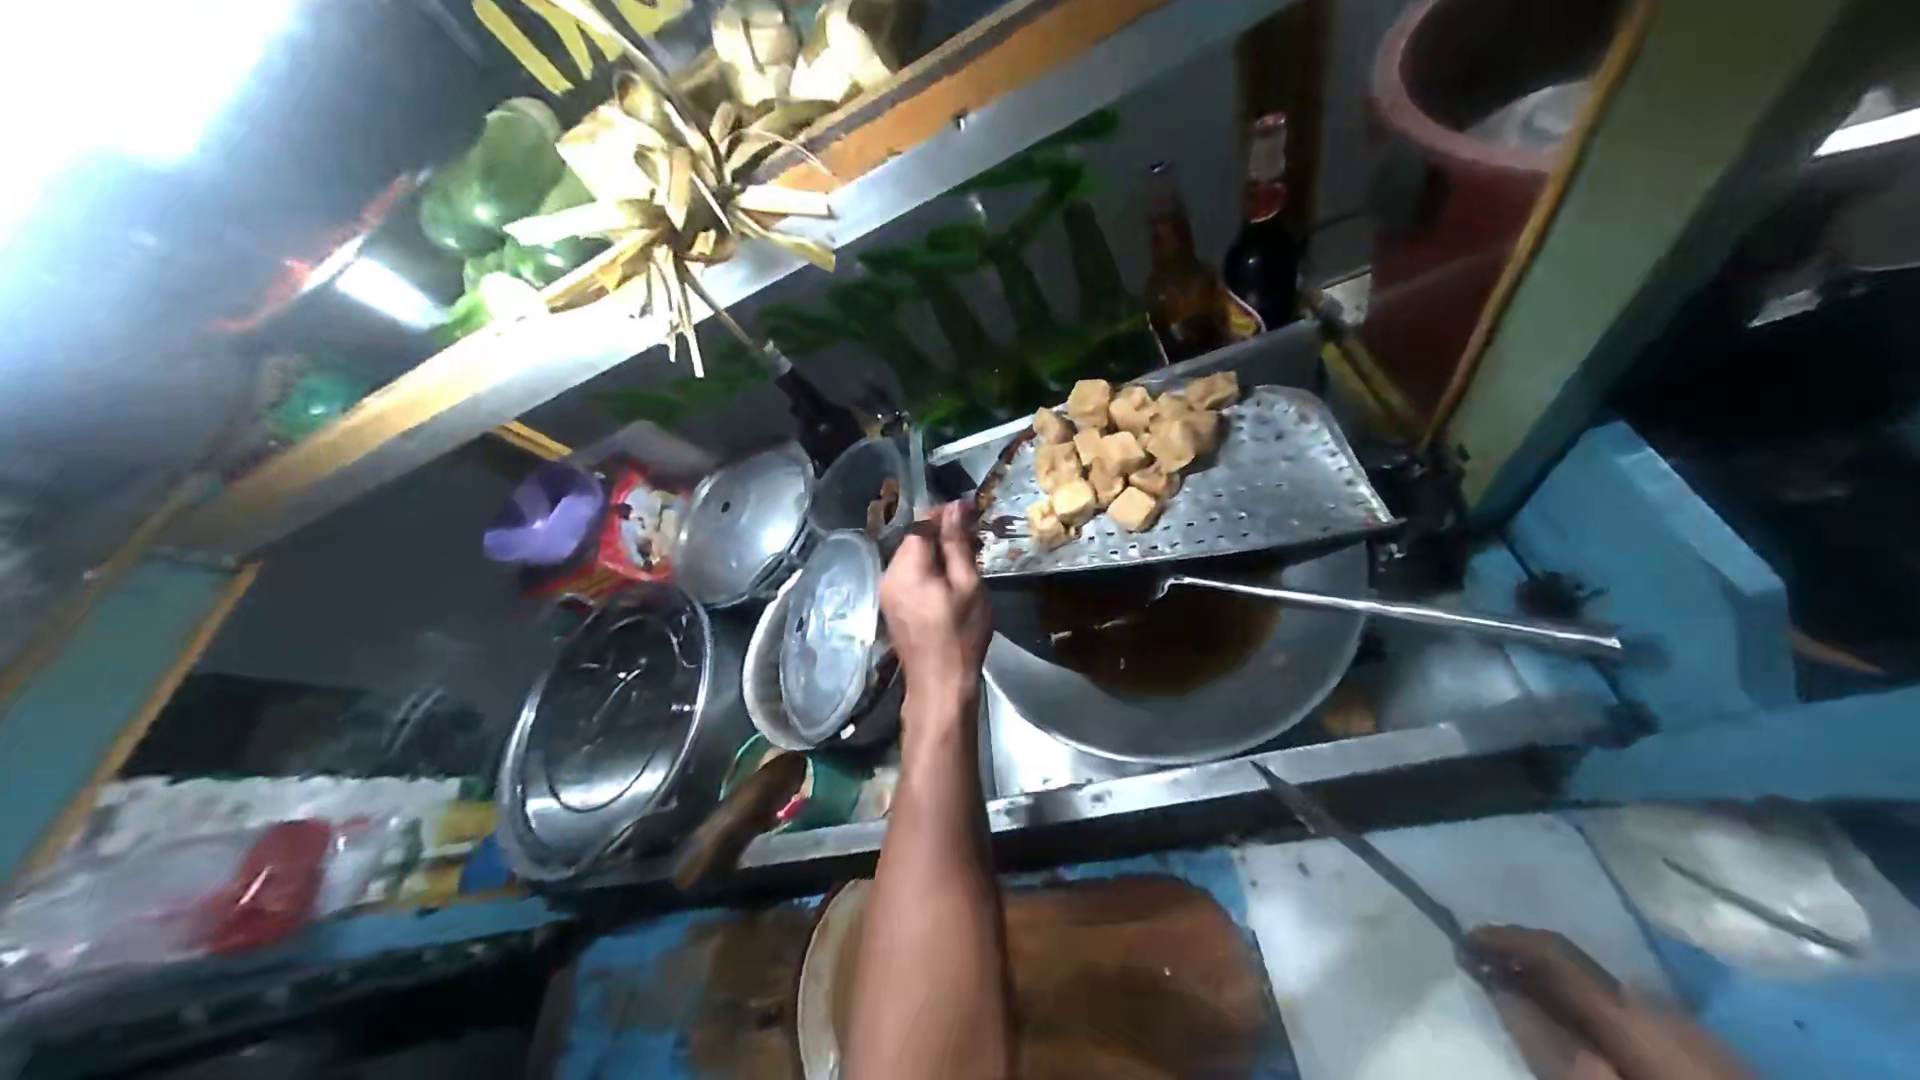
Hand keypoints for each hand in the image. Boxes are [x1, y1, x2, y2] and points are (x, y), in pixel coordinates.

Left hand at [880, 502, 991, 720]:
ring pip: (911, 557)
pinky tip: (948, 579)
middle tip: (972, 534)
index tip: (970, 509)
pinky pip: (909, 575)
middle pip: (913, 540)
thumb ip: (957, 543)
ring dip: (935, 551)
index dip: (944, 513)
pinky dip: (928, 570)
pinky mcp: (892, 606)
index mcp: (906, 569)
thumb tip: (956, 507)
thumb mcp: (967, 585)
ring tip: (964, 557)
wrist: (940, 685)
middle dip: (940, 532)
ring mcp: (887, 593)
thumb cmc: (960, 635)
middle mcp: (888, 576)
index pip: (920, 523)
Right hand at [1469, 926, 1753, 1079]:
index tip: (1458, 942)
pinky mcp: (1706, 1059)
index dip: (1500, 939)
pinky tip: (1574, 1035)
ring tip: (1517, 1001)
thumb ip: (1558, 1052)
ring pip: (1602, 993)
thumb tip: (1503, 993)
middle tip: (1480, 972)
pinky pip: (1628, 1018)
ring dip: (1554, 989)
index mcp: (1635, 1013)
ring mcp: (1690, 1034)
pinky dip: (1586, 1014)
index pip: (1553, 950)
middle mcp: (1660, 1008)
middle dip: (1524, 964)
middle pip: (1576, 968)